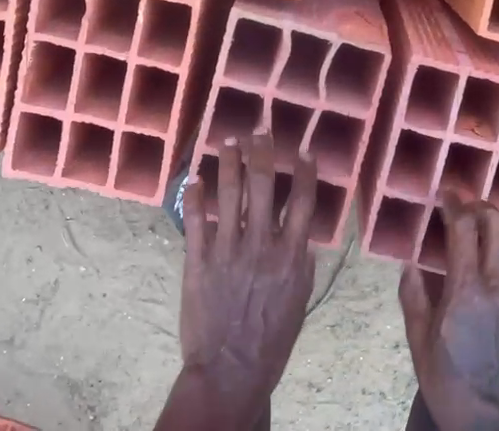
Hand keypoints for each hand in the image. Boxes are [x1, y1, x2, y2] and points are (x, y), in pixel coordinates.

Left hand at [155, 133, 316, 430]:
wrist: (231, 370)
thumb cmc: (272, 337)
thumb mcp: (299, 298)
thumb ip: (300, 260)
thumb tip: (301, 231)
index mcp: (290, 255)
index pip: (302, 201)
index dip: (304, 171)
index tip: (303, 149)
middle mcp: (260, 245)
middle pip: (263, 185)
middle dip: (262, 151)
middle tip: (259, 128)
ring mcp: (227, 250)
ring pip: (228, 194)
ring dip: (229, 162)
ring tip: (227, 140)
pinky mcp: (198, 261)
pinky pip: (195, 220)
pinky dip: (194, 196)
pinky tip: (193, 177)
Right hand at [398, 195, 498, 430]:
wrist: (487, 422)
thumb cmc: (446, 381)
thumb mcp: (417, 340)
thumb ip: (412, 295)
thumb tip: (411, 262)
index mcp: (466, 290)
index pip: (465, 228)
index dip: (455, 203)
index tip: (445, 193)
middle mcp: (498, 287)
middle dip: (481, 206)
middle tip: (464, 207)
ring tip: (481, 232)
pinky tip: (492, 272)